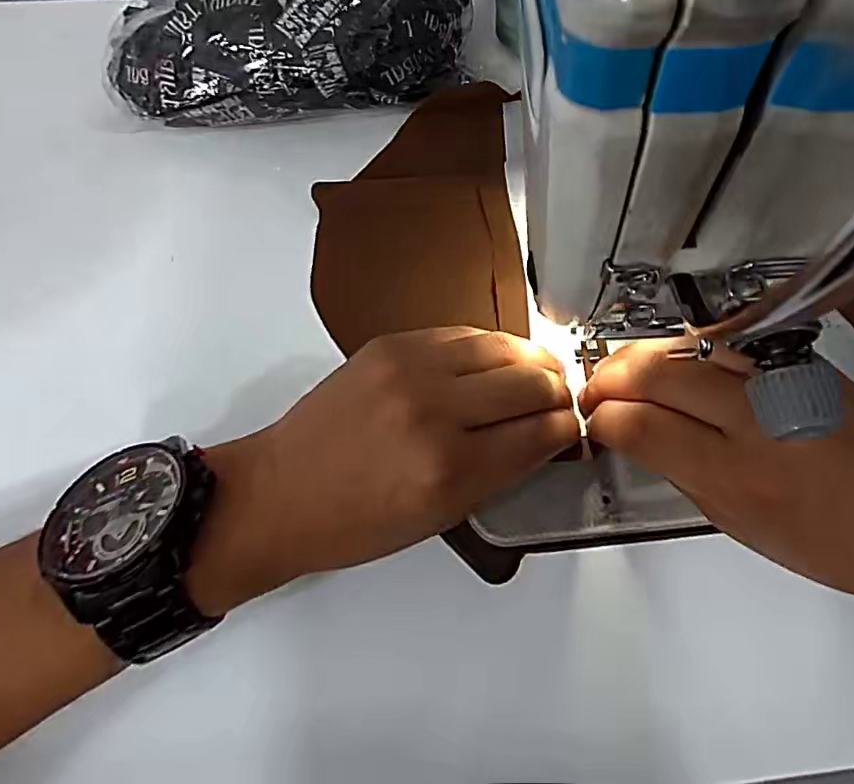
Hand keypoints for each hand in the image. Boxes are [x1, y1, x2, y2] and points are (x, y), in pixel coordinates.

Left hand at [188, 327, 577, 611]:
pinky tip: (499, 358)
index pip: (539, 432)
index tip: (573, 426)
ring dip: (532, 359)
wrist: (280, 492)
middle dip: (559, 391)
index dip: (567, 428)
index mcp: (449, 469)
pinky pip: (463, 333)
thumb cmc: (352, 520)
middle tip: (564, 398)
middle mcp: (433, 410)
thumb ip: (501, 471)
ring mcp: (410, 368)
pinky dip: (490, 346)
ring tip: (540, 371)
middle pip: (530, 382)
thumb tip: (544, 437)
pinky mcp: (392, 344)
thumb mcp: (440, 516)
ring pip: (503, 346)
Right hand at [579, 338, 853, 602]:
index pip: (642, 426)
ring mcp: (777, 378)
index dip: (604, 418)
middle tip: (597, 391)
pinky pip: (720, 342)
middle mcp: (756, 417)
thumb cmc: (838, 540)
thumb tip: (639, 437)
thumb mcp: (743, 527)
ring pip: (684, 345)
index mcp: (738, 474)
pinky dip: (682, 348)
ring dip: (640, 355)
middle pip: (655, 372)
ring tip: (621, 372)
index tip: (595, 421)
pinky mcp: (795, 359)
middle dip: (610, 377)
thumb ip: (684, 475)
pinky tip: (667, 361)